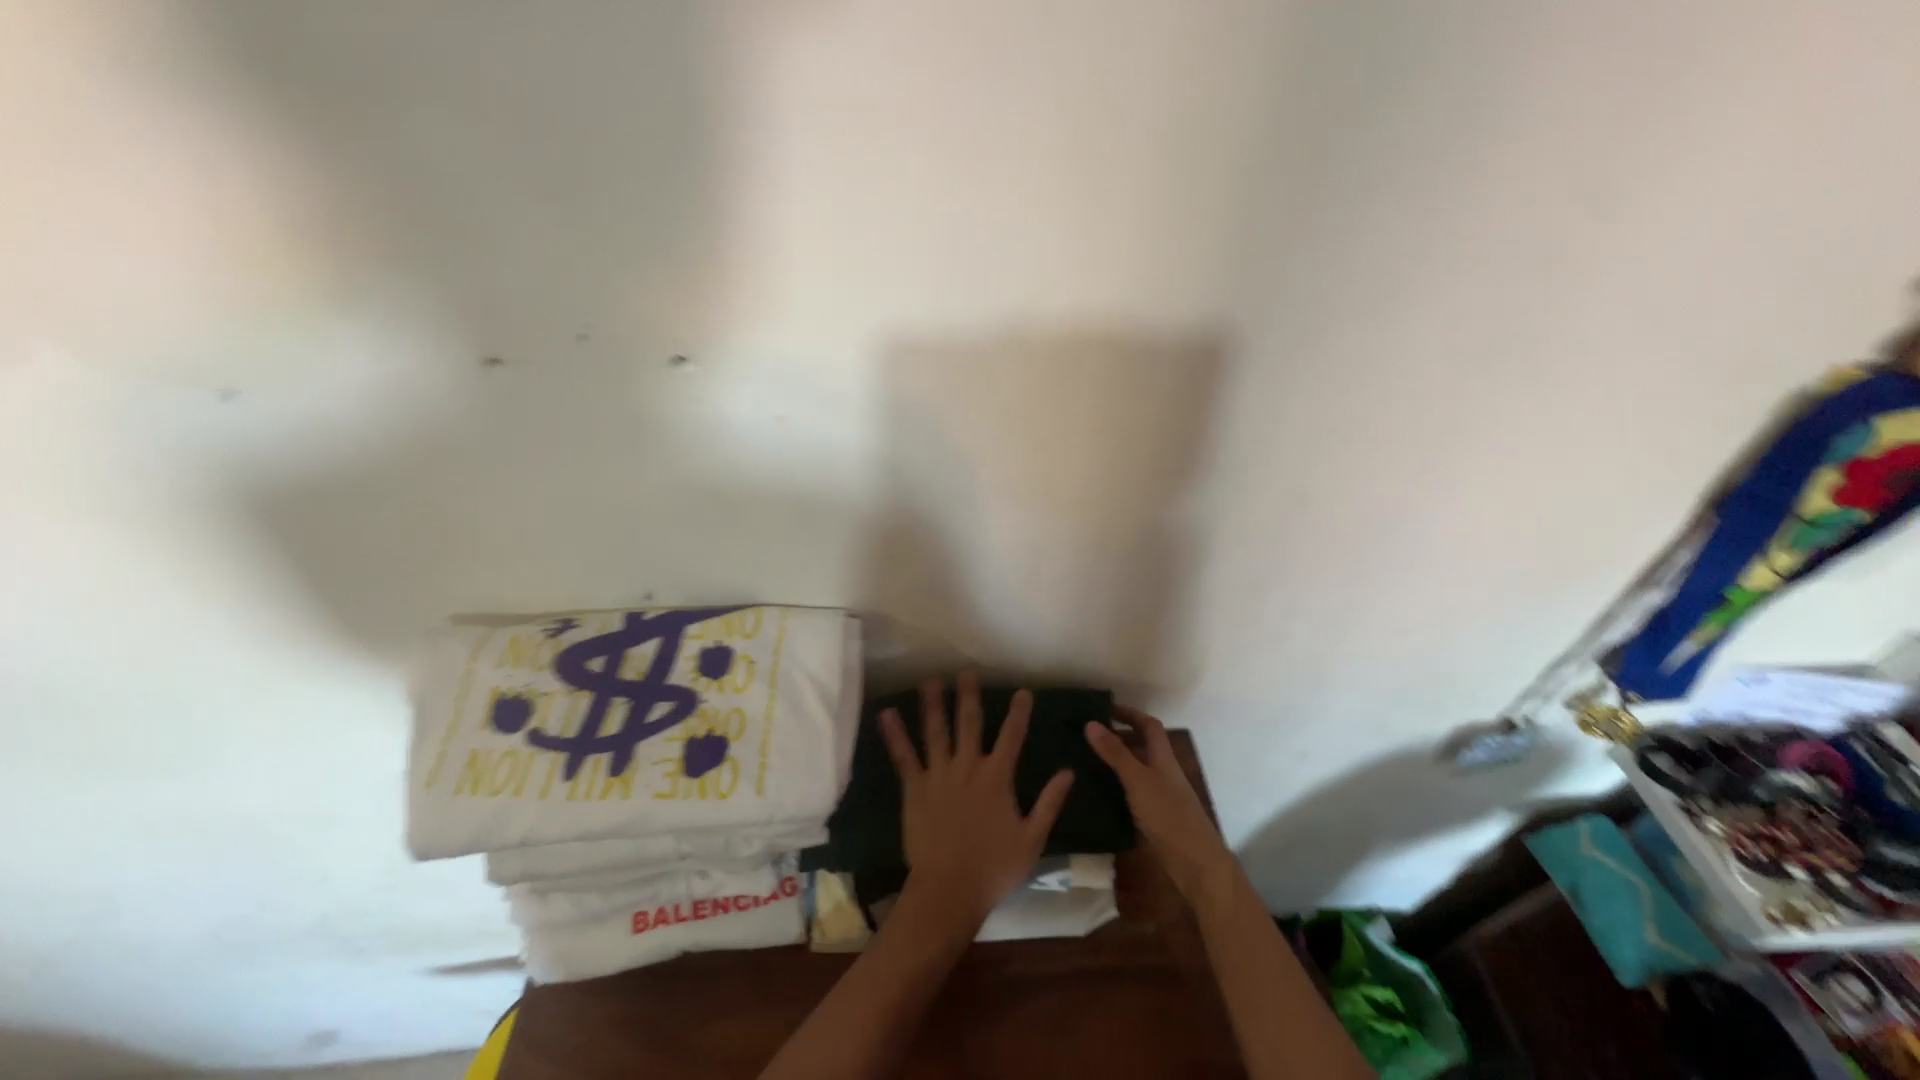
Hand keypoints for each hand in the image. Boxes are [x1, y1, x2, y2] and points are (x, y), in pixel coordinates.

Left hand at [881, 673, 1074, 928]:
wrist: (949, 889)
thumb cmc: (995, 868)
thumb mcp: (1033, 838)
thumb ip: (1049, 802)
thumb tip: (1068, 772)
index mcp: (998, 778)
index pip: (1012, 736)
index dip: (1018, 712)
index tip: (1022, 691)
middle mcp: (968, 768)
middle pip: (969, 723)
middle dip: (969, 696)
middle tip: (967, 672)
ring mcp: (938, 776)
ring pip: (936, 732)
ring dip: (933, 704)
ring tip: (930, 680)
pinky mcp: (915, 789)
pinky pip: (904, 757)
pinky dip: (895, 735)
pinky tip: (887, 713)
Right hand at [1086, 707, 1238, 905]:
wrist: (1194, 862)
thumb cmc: (1169, 815)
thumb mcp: (1138, 780)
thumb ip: (1115, 753)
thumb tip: (1091, 723)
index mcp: (1164, 759)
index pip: (1149, 726)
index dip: (1130, 714)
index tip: (1105, 710)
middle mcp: (1163, 774)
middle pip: (1142, 748)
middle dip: (1118, 739)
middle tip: (1086, 737)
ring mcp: (1159, 797)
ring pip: (1135, 773)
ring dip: (1114, 765)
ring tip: (1083, 763)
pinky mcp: (1153, 819)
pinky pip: (1131, 796)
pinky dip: (1115, 790)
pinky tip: (1095, 796)